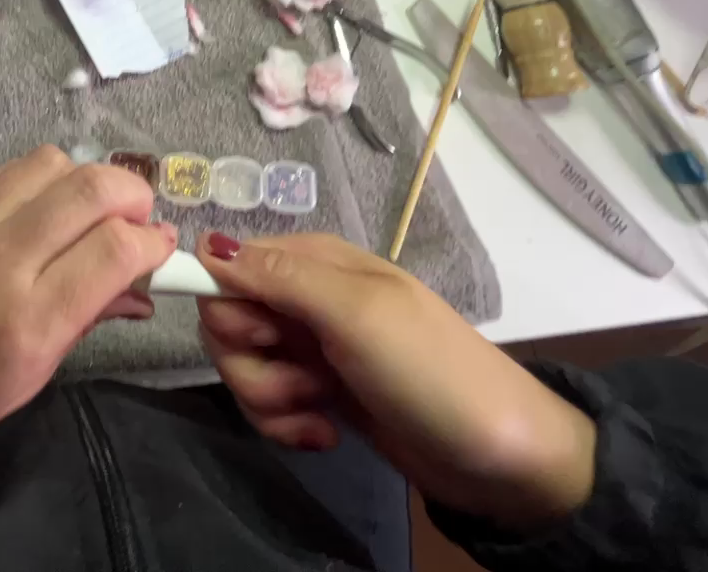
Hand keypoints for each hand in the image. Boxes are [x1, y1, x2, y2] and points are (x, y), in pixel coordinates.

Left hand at [0, 147, 177, 463]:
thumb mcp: (29, 377)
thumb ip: (88, 318)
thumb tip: (142, 284)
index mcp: (28, 320)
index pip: (115, 248)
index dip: (153, 241)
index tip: (160, 251)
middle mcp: (1, 259)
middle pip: (91, 187)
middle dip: (133, 195)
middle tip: (138, 221)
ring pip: (52, 163)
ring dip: (88, 179)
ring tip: (90, 212)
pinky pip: (11, 169)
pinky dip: (45, 178)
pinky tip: (46, 206)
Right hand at [196, 232, 597, 529]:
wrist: (506, 464)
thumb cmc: (429, 371)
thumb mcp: (355, 313)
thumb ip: (277, 276)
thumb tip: (201, 243)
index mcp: (308, 262)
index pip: (224, 264)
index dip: (226, 302)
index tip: (261, 335)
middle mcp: (299, 297)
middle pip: (224, 319)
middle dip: (249, 359)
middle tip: (300, 377)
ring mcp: (306, 346)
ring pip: (239, 363)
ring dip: (269, 395)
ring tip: (318, 407)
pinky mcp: (313, 392)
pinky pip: (264, 400)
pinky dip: (285, 421)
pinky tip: (323, 432)